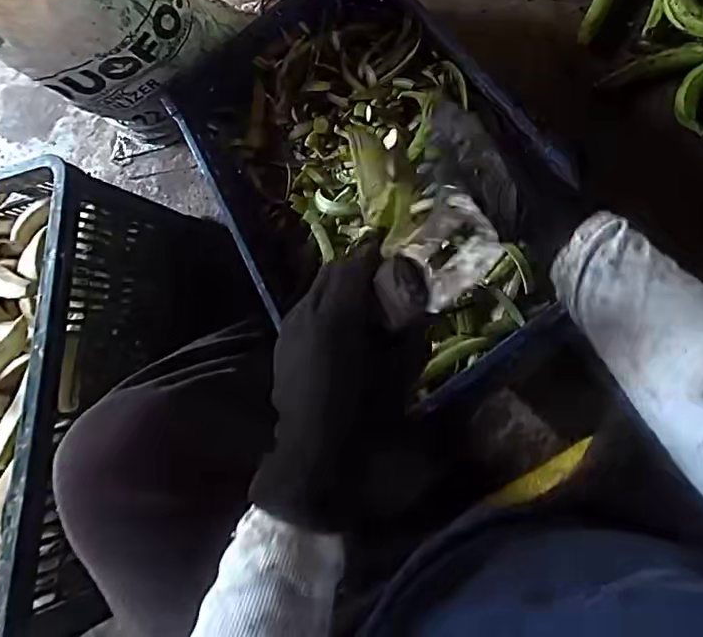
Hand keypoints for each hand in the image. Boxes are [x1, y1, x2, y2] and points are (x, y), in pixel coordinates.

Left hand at [249, 242, 424, 530]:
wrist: (310, 455)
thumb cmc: (362, 414)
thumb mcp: (399, 369)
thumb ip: (410, 331)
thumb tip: (419, 304)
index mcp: (338, 316)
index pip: (355, 265)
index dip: (375, 252)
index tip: (392, 247)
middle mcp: (308, 312)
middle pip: (333, 269)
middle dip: (357, 264)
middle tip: (381, 272)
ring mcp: (290, 325)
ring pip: (317, 286)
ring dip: (341, 283)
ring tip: (362, 298)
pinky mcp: (283, 340)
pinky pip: (308, 306)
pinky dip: (326, 303)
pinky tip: (340, 324)